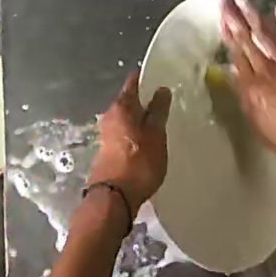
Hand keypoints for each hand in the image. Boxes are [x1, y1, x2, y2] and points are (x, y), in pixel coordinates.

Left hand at [88, 72, 171, 213]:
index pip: (133, 81)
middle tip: (168, 100)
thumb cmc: (139, 161)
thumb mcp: (156, 132)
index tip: (163, 76)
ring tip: (163, 121)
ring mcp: (107, 135)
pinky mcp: (109, 151)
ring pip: (128, 118)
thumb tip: (161, 89)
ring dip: (143, 117)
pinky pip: (126, 133)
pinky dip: (138, 131)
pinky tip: (151, 139)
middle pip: (130, 100)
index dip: (147, 76)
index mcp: (121, 106)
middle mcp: (110, 116)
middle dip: (146, 99)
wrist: (114, 199)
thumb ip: (159, 109)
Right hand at [220, 0, 275, 169]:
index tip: (221, 17)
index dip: (228, 34)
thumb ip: (243, 93)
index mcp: (251, 87)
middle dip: (234, 17)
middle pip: (247, 39)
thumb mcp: (256, 121)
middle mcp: (266, 70)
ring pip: (266, 34)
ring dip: (253, 14)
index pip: (236, 53)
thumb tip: (231, 71)